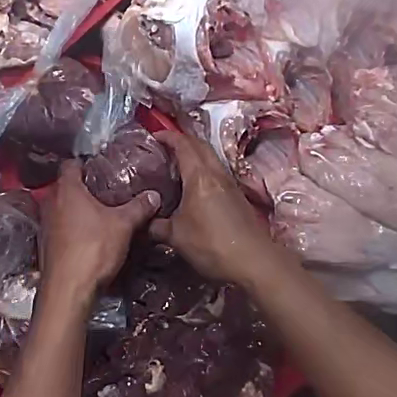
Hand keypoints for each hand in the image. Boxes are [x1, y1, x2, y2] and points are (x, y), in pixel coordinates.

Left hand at [40, 160, 158, 300]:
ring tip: (103, 213)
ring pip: (63, 209)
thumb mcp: (124, 225)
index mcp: (67, 190)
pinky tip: (91, 236)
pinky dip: (74, 228)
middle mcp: (51, 204)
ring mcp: (45, 226)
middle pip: (67, 186)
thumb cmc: (93, 249)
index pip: (71, 164)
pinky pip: (61, 228)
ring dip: (79, 210)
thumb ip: (139, 207)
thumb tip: (154, 195)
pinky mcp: (46, 246)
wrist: (68, 290)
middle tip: (110, 190)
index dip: (87, 162)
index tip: (105, 166)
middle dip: (86, 187)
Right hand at [148, 130, 285, 286]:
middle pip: (201, 145)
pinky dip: (204, 171)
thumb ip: (156, 225)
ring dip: (196, 155)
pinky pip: (218, 173)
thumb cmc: (211, 244)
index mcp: (200, 176)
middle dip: (183, 140)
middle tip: (164, 148)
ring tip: (177, 165)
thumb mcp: (176, 236)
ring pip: (211, 159)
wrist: (253, 260)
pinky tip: (195, 187)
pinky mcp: (238, 197)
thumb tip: (143, 222)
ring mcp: (231, 184)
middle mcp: (217, 173)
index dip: (168, 136)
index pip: (184, 144)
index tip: (154, 136)